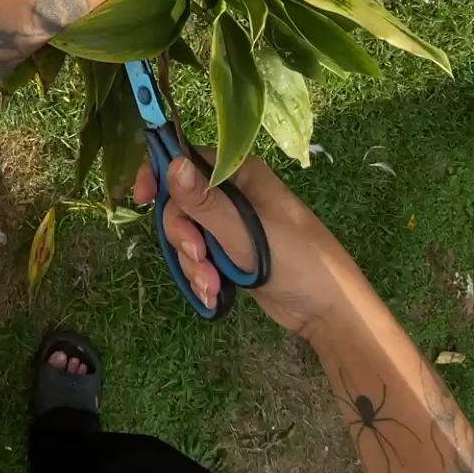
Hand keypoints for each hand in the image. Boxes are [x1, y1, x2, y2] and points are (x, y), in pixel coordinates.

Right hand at [134, 153, 348, 332]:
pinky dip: (200, 275)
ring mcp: (229, 223)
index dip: (161, 175)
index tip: (142, 199)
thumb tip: (171, 163)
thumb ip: (205, 202)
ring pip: (186, 233)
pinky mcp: (229, 251)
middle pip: (181, 203)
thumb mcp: (246, 233)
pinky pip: (198, 255)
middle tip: (198, 258)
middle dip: (183, 235)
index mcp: (240, 173)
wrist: (330, 313)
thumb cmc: (298, 261)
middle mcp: (232, 192)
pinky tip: (213, 295)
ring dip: (192, 263)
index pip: (186, 159)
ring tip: (212, 287)